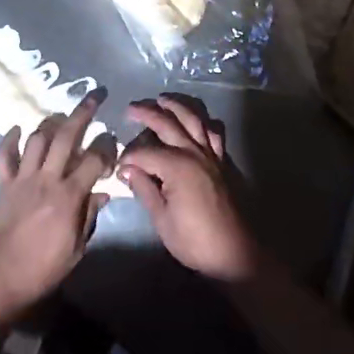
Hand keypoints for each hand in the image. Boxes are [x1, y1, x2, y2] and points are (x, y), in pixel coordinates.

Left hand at [0, 90, 115, 323]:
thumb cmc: (43, 270)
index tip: (113, 141)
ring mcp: (21, 179)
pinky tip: (17, 129)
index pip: (94, 159)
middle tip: (95, 96)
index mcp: (68, 196)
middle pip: (67, 136)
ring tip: (60, 118)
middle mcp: (46, 179)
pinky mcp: (1, 185)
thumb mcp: (76, 248)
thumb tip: (103, 192)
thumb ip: (89, 216)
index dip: (107, 146)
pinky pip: (3, 155)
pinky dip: (9, 139)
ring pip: (36, 139)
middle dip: (83, 113)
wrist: (0, 282)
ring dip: (50, 125)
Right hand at [118, 95, 260, 282]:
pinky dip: (203, 121)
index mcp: (176, 167)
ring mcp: (211, 154)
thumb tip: (127, 171)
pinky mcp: (222, 161)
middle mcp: (194, 153)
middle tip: (131, 108)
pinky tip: (195, 121)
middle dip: (147, 113)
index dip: (128, 158)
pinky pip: (214, 132)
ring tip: (162, 99)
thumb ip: (144, 189)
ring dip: (176, 106)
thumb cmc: (194, 241)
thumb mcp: (162, 220)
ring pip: (193, 119)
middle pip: (167, 123)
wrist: (234, 253)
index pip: (144, 152)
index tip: (118, 168)